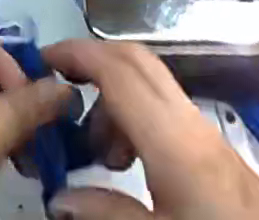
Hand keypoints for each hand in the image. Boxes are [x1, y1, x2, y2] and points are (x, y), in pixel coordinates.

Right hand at [42, 40, 258, 219]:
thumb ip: (109, 213)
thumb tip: (60, 196)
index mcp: (173, 140)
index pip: (120, 72)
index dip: (79, 55)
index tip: (43, 59)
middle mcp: (190, 121)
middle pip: (137, 62)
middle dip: (94, 61)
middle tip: (58, 87)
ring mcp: (206, 132)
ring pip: (151, 85)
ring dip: (114, 98)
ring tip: (95, 151)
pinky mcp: (215, 149)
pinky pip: (165, 111)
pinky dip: (135, 118)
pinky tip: (127, 163)